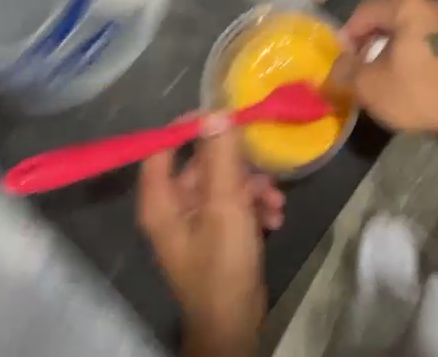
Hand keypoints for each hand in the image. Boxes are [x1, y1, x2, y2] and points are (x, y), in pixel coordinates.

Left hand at [138, 122, 284, 356]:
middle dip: (237, 165)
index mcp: (161, 200)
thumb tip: (215, 109)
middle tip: (263, 166)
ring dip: (252, 189)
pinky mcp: (214, 236)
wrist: (234, 327)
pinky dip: (253, 208)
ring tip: (276, 200)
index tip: (223, 113)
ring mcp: (194, 223)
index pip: (164, 146)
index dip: (190, 126)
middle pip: (201, 165)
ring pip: (223, 185)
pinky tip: (274, 219)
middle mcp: (172, 207)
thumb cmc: (222, 265)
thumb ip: (221, 156)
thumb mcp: (226, 204)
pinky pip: (232, 207)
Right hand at [333, 0, 437, 139]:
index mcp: (407, 5)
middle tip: (354, 67)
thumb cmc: (416, 93)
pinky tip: (396, 74)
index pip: (364, 13)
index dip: (347, 37)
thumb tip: (333, 68)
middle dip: (365, 41)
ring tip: (373, 73)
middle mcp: (428, 4)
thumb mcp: (369, 84)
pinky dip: (403, 51)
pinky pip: (418, 38)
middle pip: (384, 18)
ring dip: (383, 47)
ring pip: (401, 29)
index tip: (340, 62)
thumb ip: (344, 70)